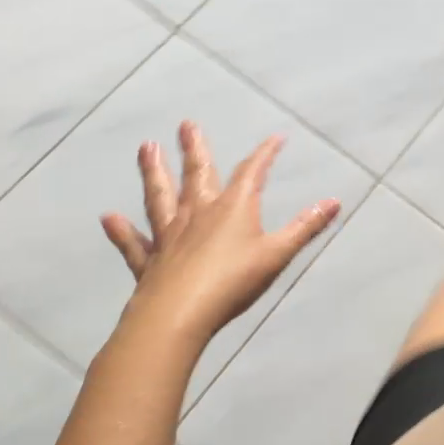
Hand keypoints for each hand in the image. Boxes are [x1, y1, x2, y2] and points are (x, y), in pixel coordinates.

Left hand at [100, 121, 340, 341]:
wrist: (174, 320)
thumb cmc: (232, 282)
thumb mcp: (278, 253)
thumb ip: (306, 227)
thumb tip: (335, 201)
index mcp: (233, 208)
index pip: (252, 171)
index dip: (265, 153)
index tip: (276, 138)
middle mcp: (199, 213)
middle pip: (198, 174)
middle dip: (195, 149)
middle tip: (185, 124)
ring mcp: (169, 236)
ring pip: (161, 198)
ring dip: (154, 172)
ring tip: (145, 148)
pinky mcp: (148, 263)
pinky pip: (134, 243)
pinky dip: (121, 231)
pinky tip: (108, 218)